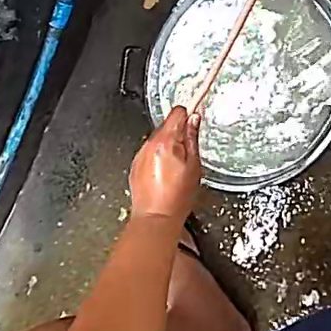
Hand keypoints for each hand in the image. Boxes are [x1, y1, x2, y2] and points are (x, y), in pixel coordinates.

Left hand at [130, 106, 201, 221]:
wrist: (155, 218)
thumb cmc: (176, 197)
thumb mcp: (193, 166)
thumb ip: (193, 139)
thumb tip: (194, 120)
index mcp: (166, 141)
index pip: (177, 112)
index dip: (188, 115)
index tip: (194, 118)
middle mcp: (150, 144)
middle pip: (167, 126)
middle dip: (178, 135)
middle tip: (186, 153)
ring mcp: (140, 154)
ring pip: (157, 139)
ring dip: (166, 146)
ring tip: (175, 168)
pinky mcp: (135, 164)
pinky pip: (149, 152)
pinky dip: (156, 158)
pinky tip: (164, 174)